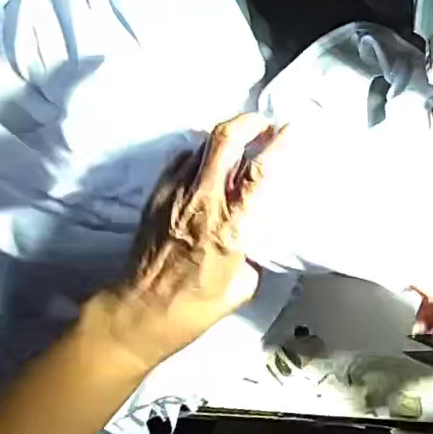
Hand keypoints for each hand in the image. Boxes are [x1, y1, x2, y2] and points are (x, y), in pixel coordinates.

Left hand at [88, 114, 287, 368]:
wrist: (141, 311)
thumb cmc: (193, 307)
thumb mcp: (241, 286)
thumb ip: (252, 254)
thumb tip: (255, 242)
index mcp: (229, 227)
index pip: (258, 173)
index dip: (278, 144)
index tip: (291, 130)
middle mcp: (201, 202)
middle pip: (224, 139)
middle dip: (248, 122)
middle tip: (263, 125)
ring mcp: (175, 195)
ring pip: (201, 144)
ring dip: (224, 137)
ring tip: (239, 143)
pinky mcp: (156, 196)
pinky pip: (180, 160)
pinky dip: (199, 154)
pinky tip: (206, 165)